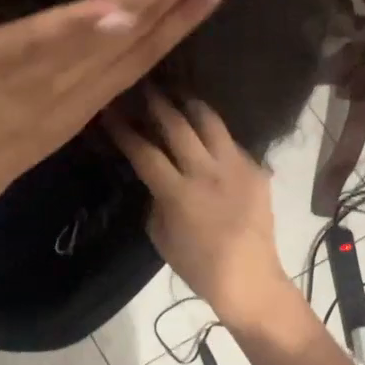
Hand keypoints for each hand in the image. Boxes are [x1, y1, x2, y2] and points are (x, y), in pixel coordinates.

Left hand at [0, 0, 259, 225]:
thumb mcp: (32, 98)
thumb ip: (61, 60)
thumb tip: (89, 25)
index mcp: (88, 83)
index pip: (150, 34)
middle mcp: (80, 77)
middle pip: (146, 21)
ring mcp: (46, 73)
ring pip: (113, 27)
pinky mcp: (0, 63)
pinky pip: (45, 44)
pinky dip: (82, 30)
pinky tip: (117, 9)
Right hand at [106, 93, 302, 331]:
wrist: (248, 277)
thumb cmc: (196, 264)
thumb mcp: (161, 234)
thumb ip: (156, 199)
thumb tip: (157, 178)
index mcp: (177, 192)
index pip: (144, 152)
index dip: (123, 131)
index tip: (109, 113)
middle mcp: (206, 172)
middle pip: (177, 125)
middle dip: (157, 103)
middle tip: (144, 88)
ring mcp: (235, 167)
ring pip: (210, 122)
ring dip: (190, 106)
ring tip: (180, 97)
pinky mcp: (256, 170)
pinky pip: (231, 142)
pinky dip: (215, 135)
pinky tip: (208, 136)